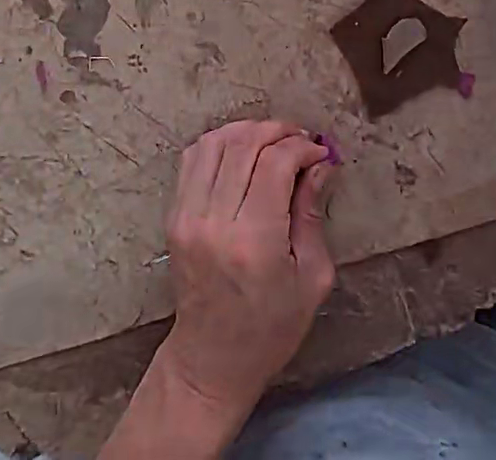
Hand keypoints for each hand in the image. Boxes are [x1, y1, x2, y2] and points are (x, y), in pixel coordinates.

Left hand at [157, 120, 335, 414]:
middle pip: (244, 144)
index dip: (303, 147)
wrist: (211, 363)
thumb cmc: (272, 326)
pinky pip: (194, 158)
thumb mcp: (313, 276)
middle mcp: (214, 223)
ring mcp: (187, 218)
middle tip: (302, 142)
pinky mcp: (174, 218)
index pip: (275, 162)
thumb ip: (313, 213)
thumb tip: (321, 163)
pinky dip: (222, 143)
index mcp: (253, 241)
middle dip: (280, 131)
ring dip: (250, 131)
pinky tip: (244, 153)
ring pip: (215, 143)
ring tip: (274, 142)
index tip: (321, 154)